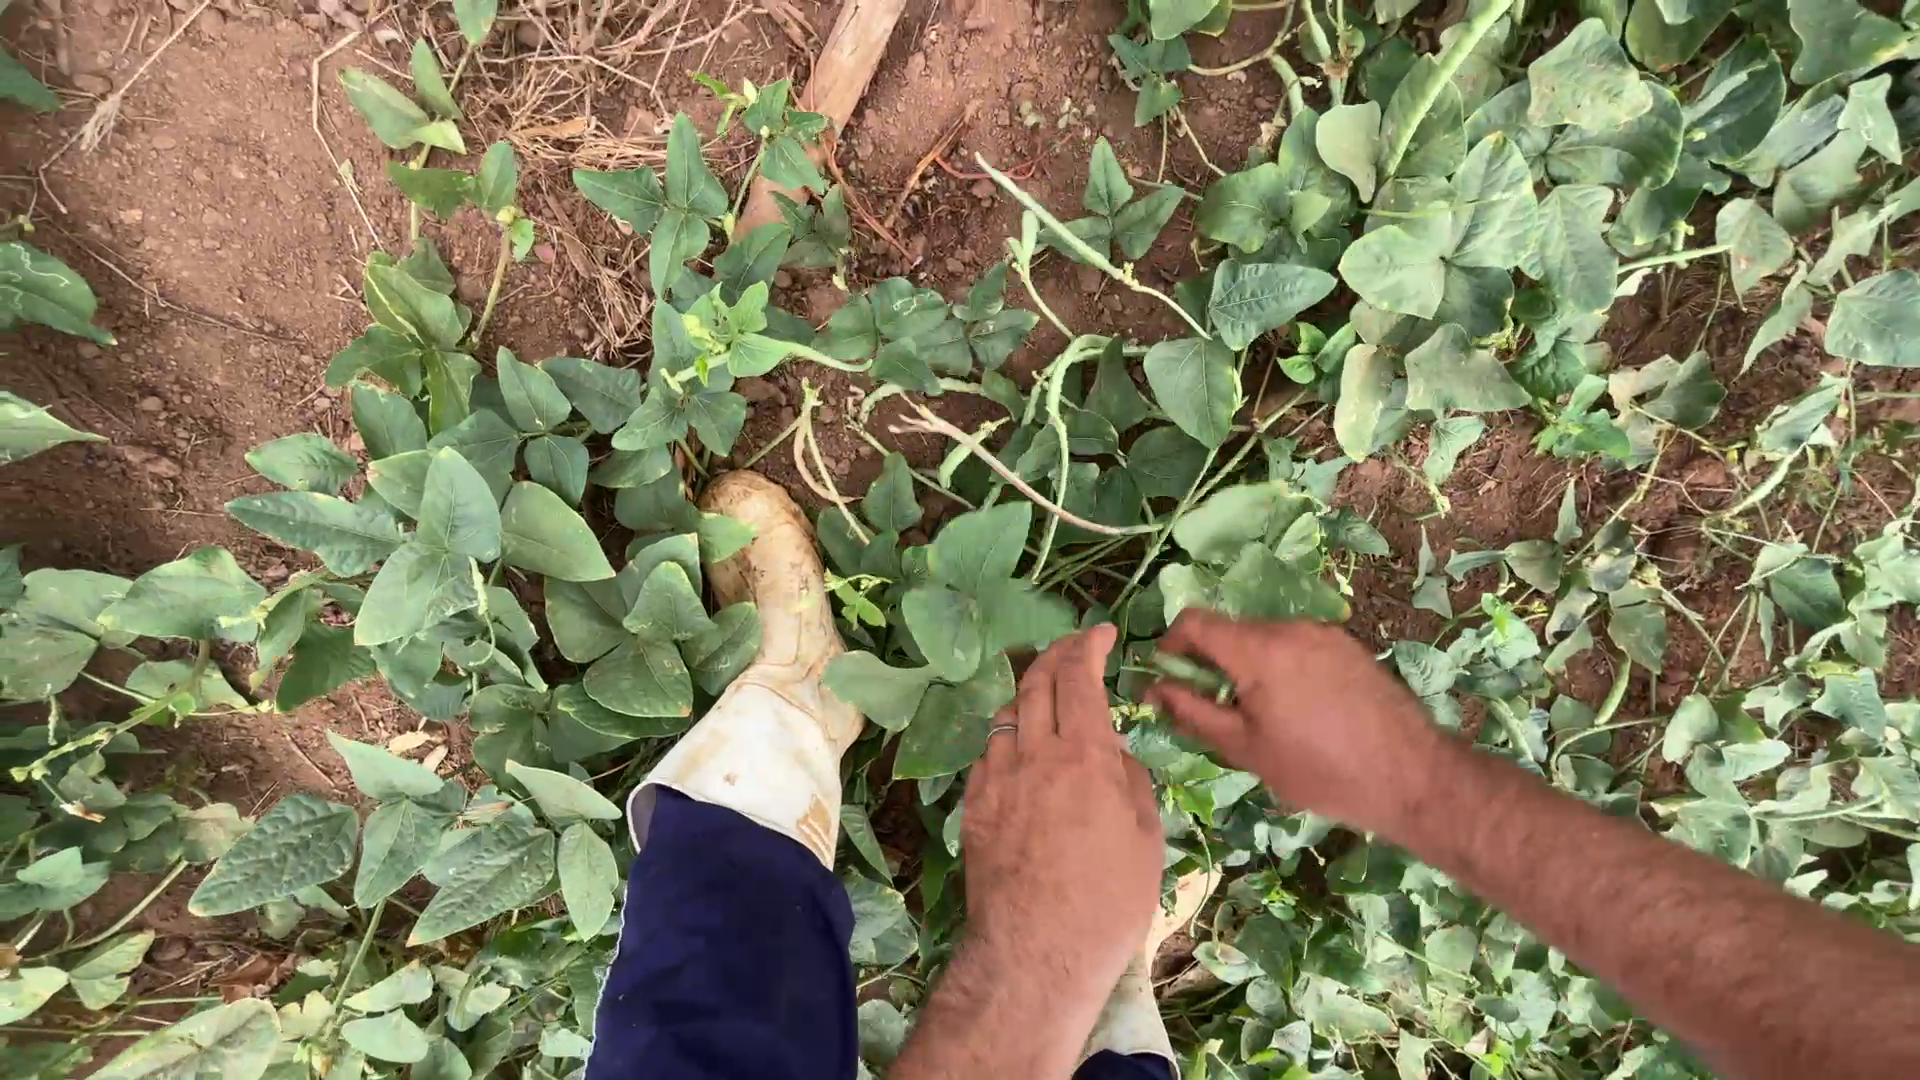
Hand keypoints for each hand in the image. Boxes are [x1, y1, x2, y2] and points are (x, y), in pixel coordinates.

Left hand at [961, 623, 1162, 1009]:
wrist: (1037, 952)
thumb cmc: (1108, 900)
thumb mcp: (1146, 837)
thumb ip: (1130, 779)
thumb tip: (1114, 752)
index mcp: (1083, 754)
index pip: (1079, 676)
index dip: (1088, 644)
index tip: (1101, 632)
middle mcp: (1033, 752)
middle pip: (1037, 680)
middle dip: (1056, 653)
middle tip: (1073, 649)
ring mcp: (996, 775)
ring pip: (1008, 712)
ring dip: (1031, 694)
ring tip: (1049, 700)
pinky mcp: (973, 802)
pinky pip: (990, 751)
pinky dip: (1010, 738)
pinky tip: (1022, 754)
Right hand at [1144, 611, 1448, 837]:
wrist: (1416, 778)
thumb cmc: (1320, 770)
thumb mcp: (1244, 748)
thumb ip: (1191, 711)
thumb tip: (1153, 687)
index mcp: (1258, 649)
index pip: (1193, 621)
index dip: (1170, 644)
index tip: (1171, 678)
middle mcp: (1288, 628)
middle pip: (1228, 630)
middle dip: (1212, 663)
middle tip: (1220, 710)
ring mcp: (1322, 633)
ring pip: (1261, 638)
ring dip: (1247, 666)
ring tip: (1265, 715)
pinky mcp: (1346, 645)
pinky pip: (1294, 646)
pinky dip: (1280, 667)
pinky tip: (1301, 710)